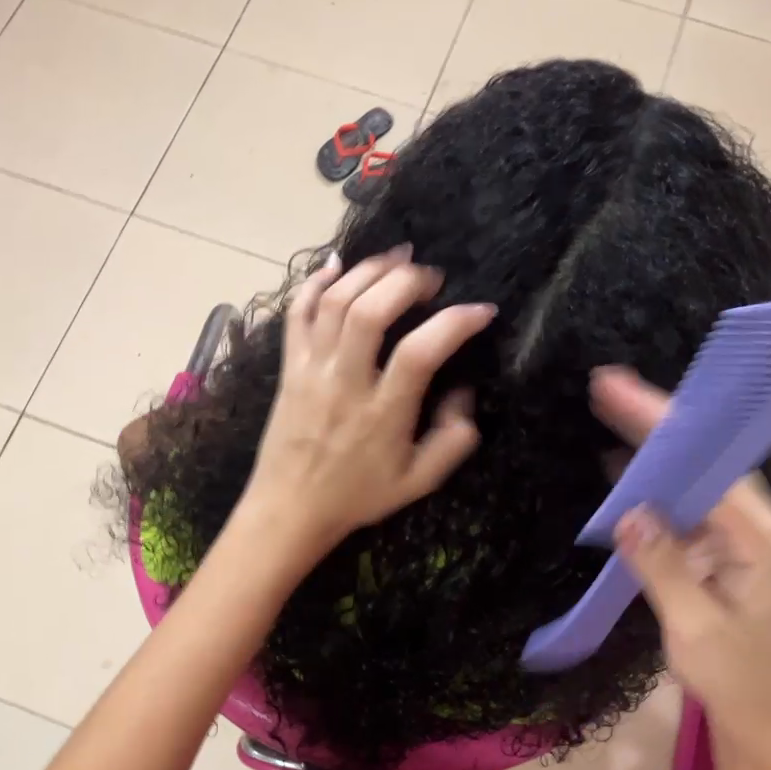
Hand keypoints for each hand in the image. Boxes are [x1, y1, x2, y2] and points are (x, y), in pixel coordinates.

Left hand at [234, 245, 496, 561]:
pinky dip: (314, 283)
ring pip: (333, 304)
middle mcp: (345, 385)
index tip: (481, 310)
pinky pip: (296, 315)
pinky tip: (336, 265)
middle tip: (432, 278)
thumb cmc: (358, 496)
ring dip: (367, 271)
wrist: (290, 509)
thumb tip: (464, 393)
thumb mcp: (418, 482)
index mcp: (383, 414)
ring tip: (397, 259)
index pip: (420, 352)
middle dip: (406, 282)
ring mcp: (311, 372)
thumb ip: (452, 441)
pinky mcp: (288, 368)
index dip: (455, 322)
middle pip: (369, 312)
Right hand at [591, 366, 770, 731]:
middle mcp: (752, 526)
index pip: (708, 467)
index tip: (622, 393)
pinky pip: (678, 508)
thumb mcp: (696, 626)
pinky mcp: (711, 552)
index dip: (664, 428)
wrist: (755, 715)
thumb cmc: (734, 676)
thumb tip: (628, 513)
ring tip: (606, 409)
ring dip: (649, 449)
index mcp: (759, 538)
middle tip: (606, 386)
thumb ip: (664, 567)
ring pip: (688, 479)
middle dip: (655, 423)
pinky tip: (617, 467)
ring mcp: (731, 537)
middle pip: (701, 460)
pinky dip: (648, 486)